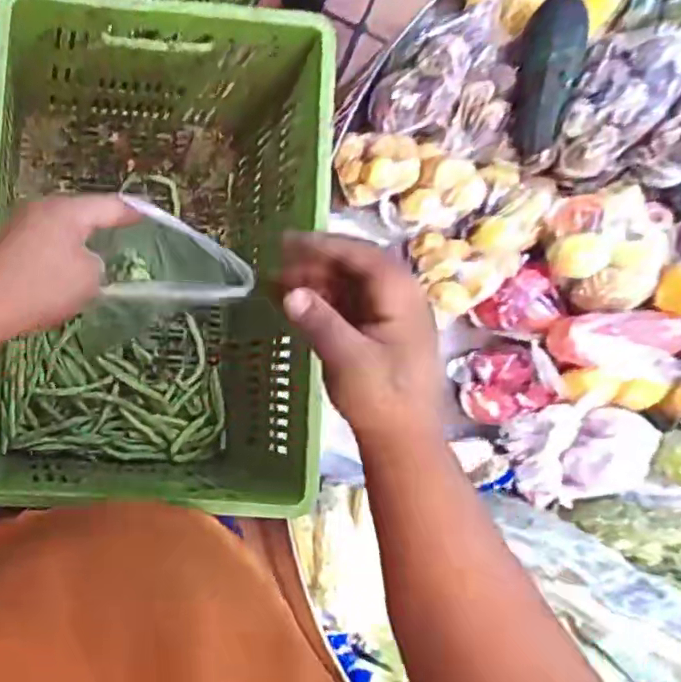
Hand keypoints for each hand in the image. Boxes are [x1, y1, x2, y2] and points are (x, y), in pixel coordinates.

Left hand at [0, 194, 138, 345]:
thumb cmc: (41, 290)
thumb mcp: (89, 279)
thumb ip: (99, 264)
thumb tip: (87, 260)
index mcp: (67, 210)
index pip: (111, 204)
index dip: (135, 211)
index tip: (151, 214)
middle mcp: (42, 208)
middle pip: (82, 212)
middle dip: (103, 224)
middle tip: (125, 234)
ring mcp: (19, 225)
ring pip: (61, 229)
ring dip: (78, 242)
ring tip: (95, 258)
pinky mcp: (5, 245)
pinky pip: (43, 243)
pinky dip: (58, 254)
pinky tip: (60, 274)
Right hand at [277, 233, 445, 441]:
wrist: (403, 440)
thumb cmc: (381, 397)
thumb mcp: (348, 359)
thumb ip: (319, 322)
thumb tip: (289, 293)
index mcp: (400, 298)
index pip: (363, 257)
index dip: (325, 245)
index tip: (289, 242)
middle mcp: (397, 300)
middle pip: (355, 267)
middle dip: (316, 262)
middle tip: (277, 262)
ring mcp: (387, 317)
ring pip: (348, 286)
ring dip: (315, 280)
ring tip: (278, 282)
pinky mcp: (375, 335)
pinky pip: (345, 306)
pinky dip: (320, 301)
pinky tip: (294, 303)